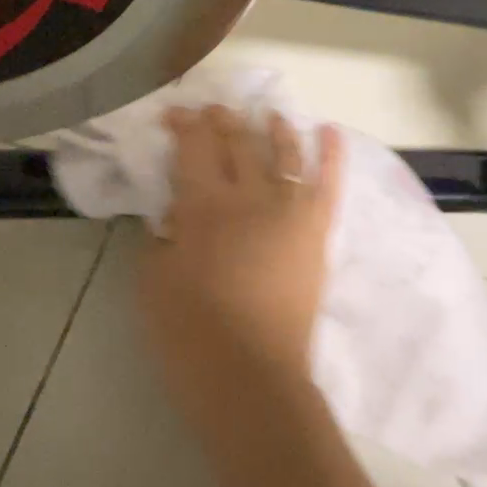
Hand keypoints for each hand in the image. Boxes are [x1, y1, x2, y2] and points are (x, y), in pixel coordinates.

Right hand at [139, 106, 344, 396]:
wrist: (252, 375)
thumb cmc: (191, 334)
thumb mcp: (154, 281)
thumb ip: (164, 236)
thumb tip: (176, 209)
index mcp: (205, 204)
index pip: (194, 146)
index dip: (184, 124)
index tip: (175, 115)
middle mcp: (251, 194)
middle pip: (238, 141)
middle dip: (224, 120)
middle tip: (214, 111)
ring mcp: (291, 209)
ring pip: (286, 152)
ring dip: (275, 128)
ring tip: (269, 114)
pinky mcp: (318, 230)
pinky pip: (329, 182)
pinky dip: (331, 153)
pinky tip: (331, 131)